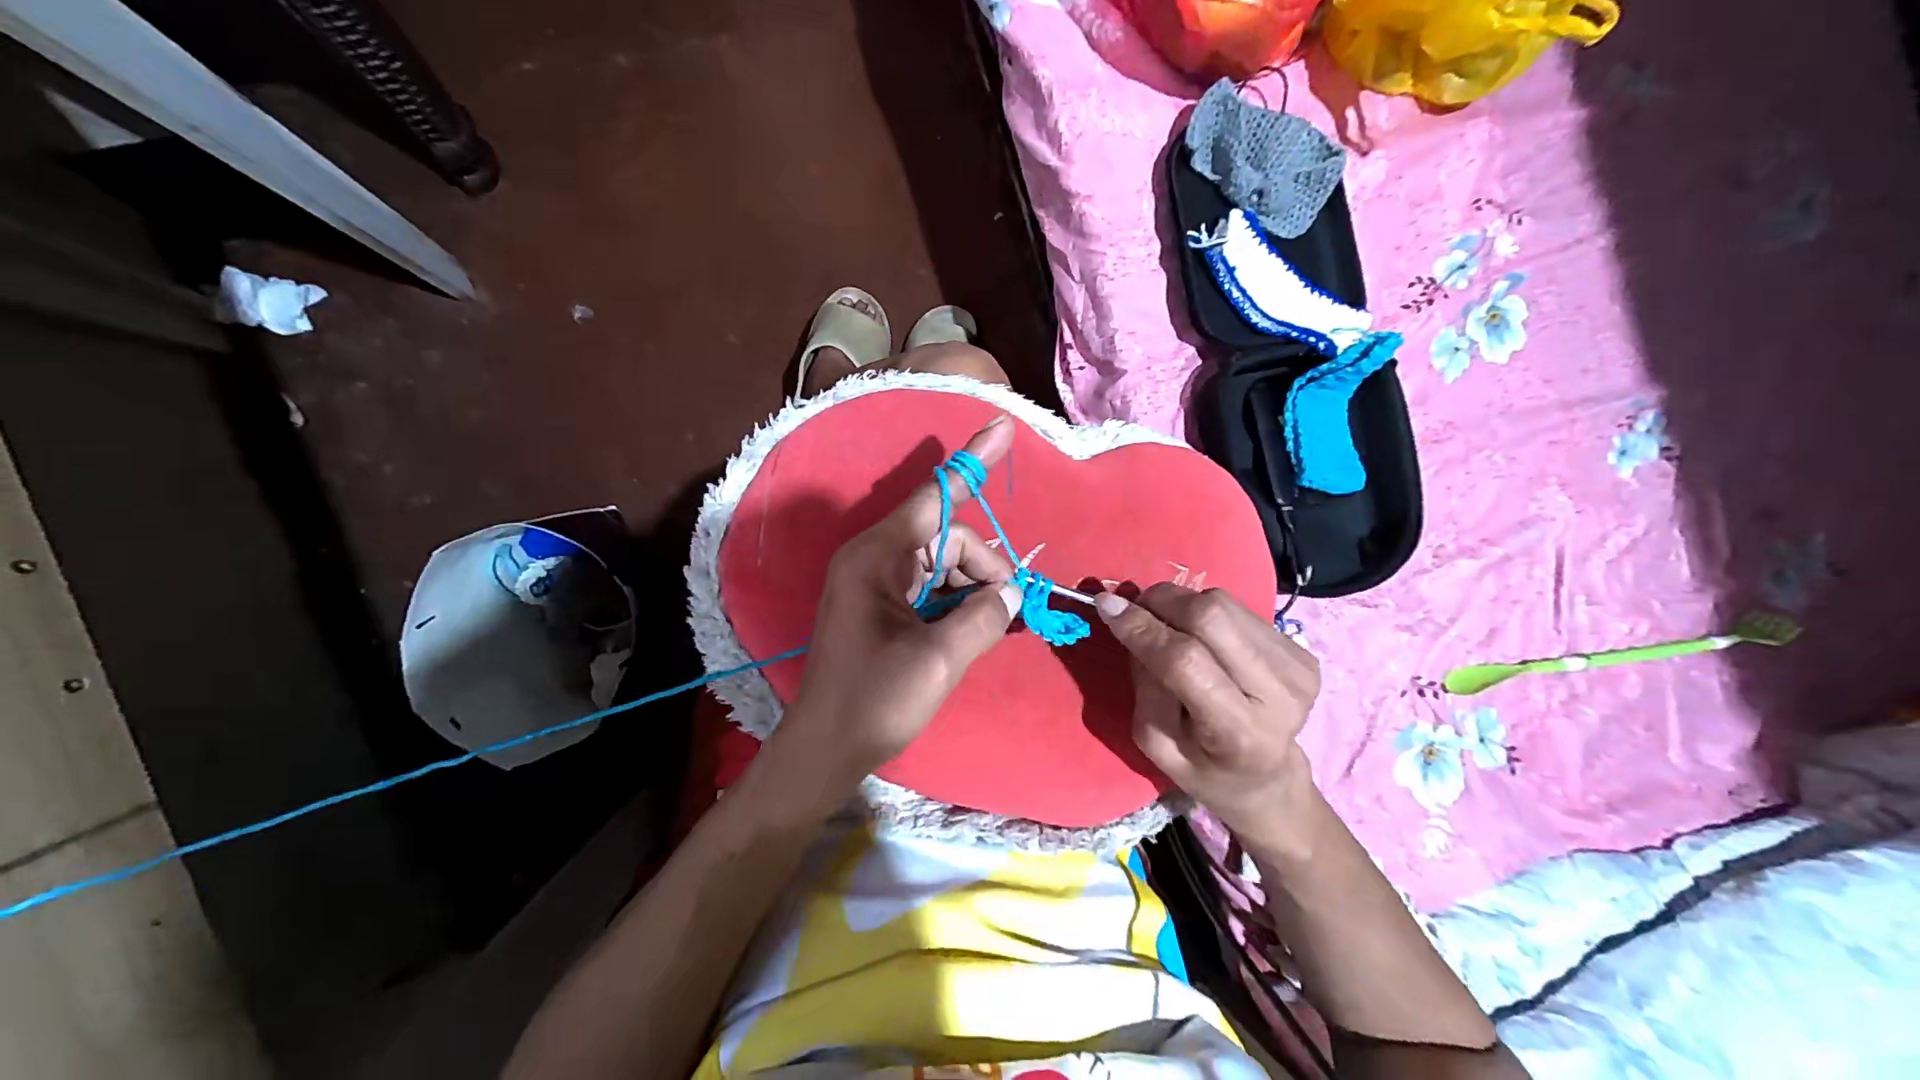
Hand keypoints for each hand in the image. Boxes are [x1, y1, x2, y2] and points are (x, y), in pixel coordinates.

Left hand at [780, 417, 1021, 779]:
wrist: (826, 748)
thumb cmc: (875, 702)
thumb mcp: (939, 659)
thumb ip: (983, 615)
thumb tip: (1012, 591)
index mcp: (876, 558)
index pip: (934, 498)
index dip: (972, 463)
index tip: (1002, 426)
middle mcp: (873, 559)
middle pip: (946, 537)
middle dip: (984, 565)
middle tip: (1012, 606)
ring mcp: (875, 582)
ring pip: (943, 563)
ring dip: (974, 586)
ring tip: (996, 622)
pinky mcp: (881, 605)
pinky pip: (931, 585)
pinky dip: (958, 600)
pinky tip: (978, 624)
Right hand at [1095, 584, 1319, 846]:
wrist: (1268, 778)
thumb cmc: (1203, 768)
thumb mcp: (1156, 743)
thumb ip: (1145, 684)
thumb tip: (1129, 618)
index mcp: (1239, 732)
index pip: (1185, 661)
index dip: (1142, 628)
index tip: (1106, 604)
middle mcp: (1279, 695)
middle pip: (1211, 616)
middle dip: (1163, 603)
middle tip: (1137, 609)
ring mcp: (1296, 668)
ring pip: (1224, 604)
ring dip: (1183, 605)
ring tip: (1168, 625)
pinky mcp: (1301, 650)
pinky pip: (1239, 609)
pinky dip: (1207, 613)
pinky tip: (1204, 637)